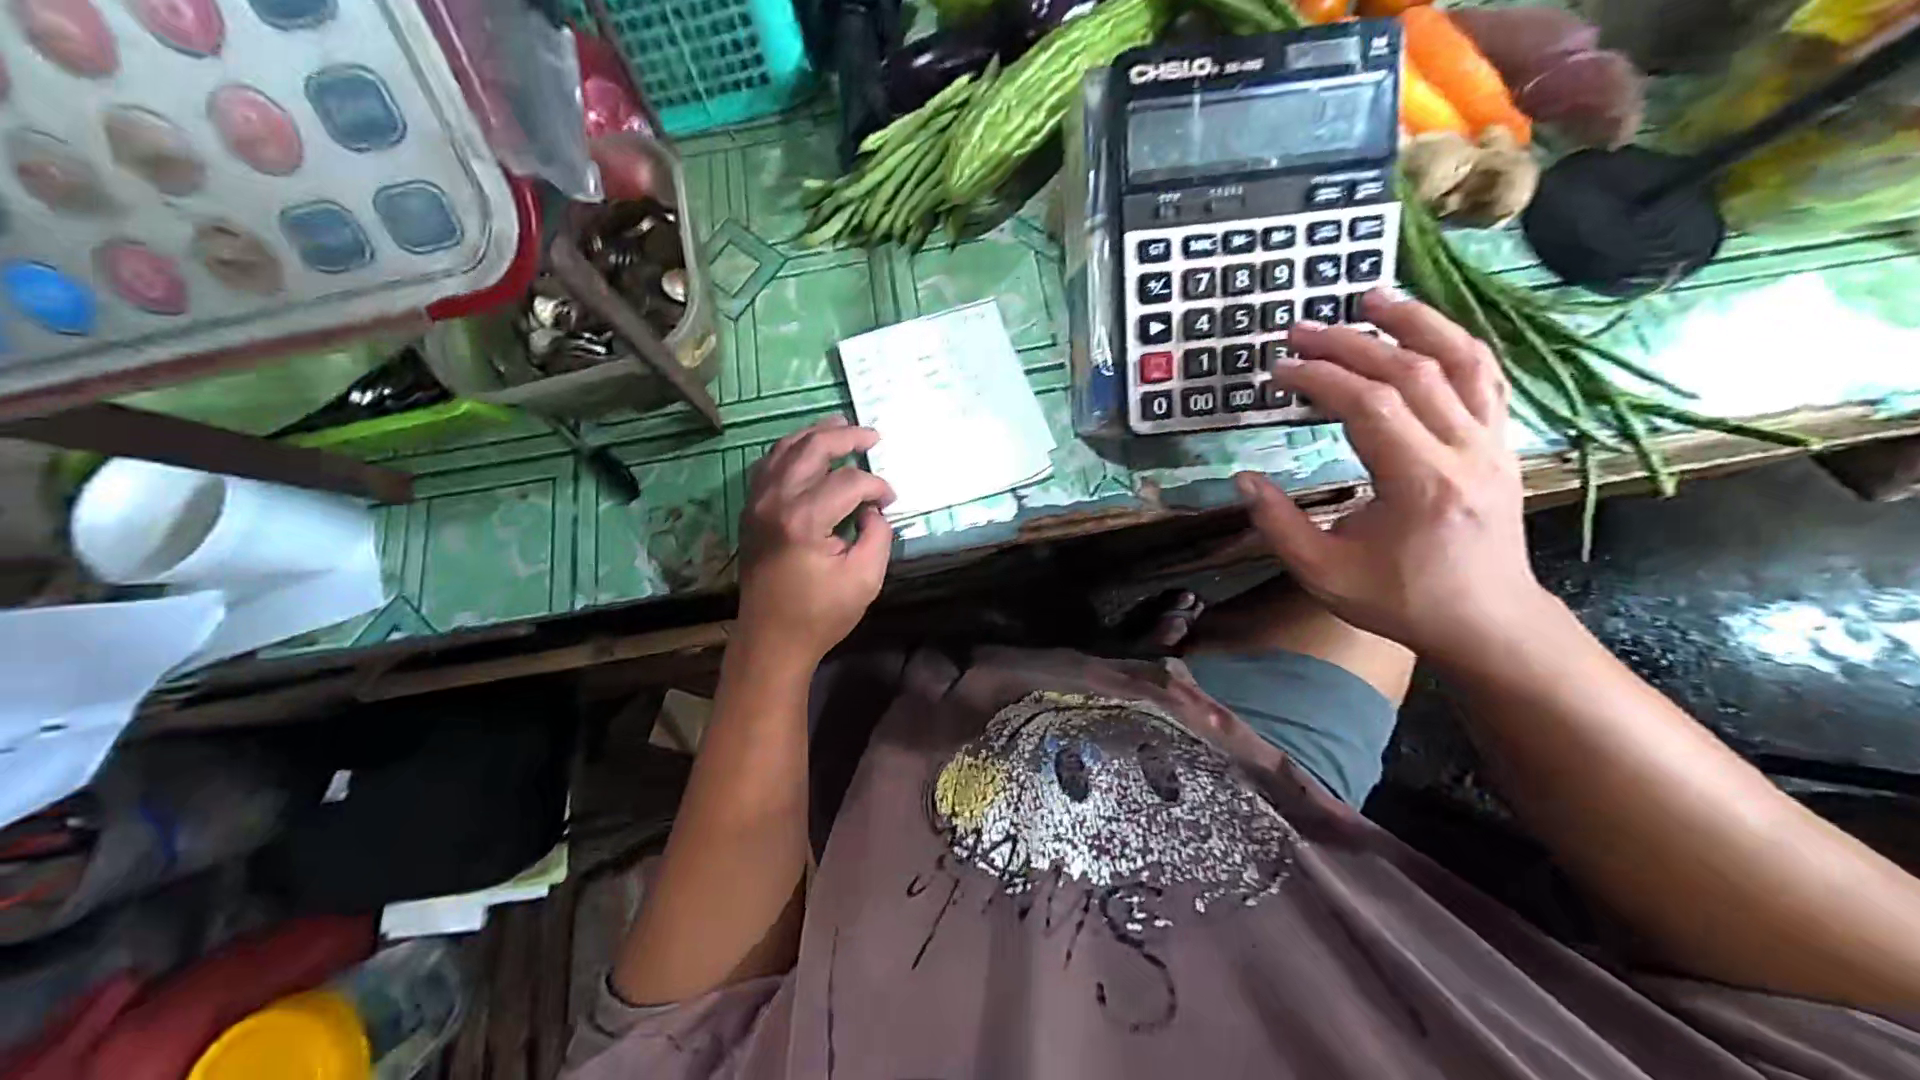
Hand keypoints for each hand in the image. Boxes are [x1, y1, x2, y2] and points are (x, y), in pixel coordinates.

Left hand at [736, 416, 895, 664]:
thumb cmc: (820, 615)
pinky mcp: (751, 511)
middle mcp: (775, 501)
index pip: (849, 482)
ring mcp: (757, 503)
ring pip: (785, 449)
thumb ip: (878, 535)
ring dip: (816, 435)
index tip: (891, 501)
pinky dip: (791, 451)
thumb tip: (873, 509)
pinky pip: (769, 465)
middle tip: (873, 435)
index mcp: (803, 519)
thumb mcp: (865, 579)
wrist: (771, 640)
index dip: (876, 486)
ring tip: (842, 427)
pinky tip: (807, 451)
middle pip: (812, 448)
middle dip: (847, 437)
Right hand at [1235, 288, 1554, 664]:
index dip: (1320, 378)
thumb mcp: (1324, 573)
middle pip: (1410, 371)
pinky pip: (1485, 377)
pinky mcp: (1499, 443)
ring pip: (1463, 359)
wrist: (1487, 623)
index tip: (1280, 370)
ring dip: (1415, 321)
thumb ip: (1279, 524)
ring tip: (1373, 295)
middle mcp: (1464, 452)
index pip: (1369, 405)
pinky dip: (1453, 343)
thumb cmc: (1402, 601)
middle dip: (1350, 342)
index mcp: (1421, 484)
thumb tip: (1244, 479)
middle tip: (1301, 330)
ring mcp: (1491, 443)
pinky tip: (1423, 331)